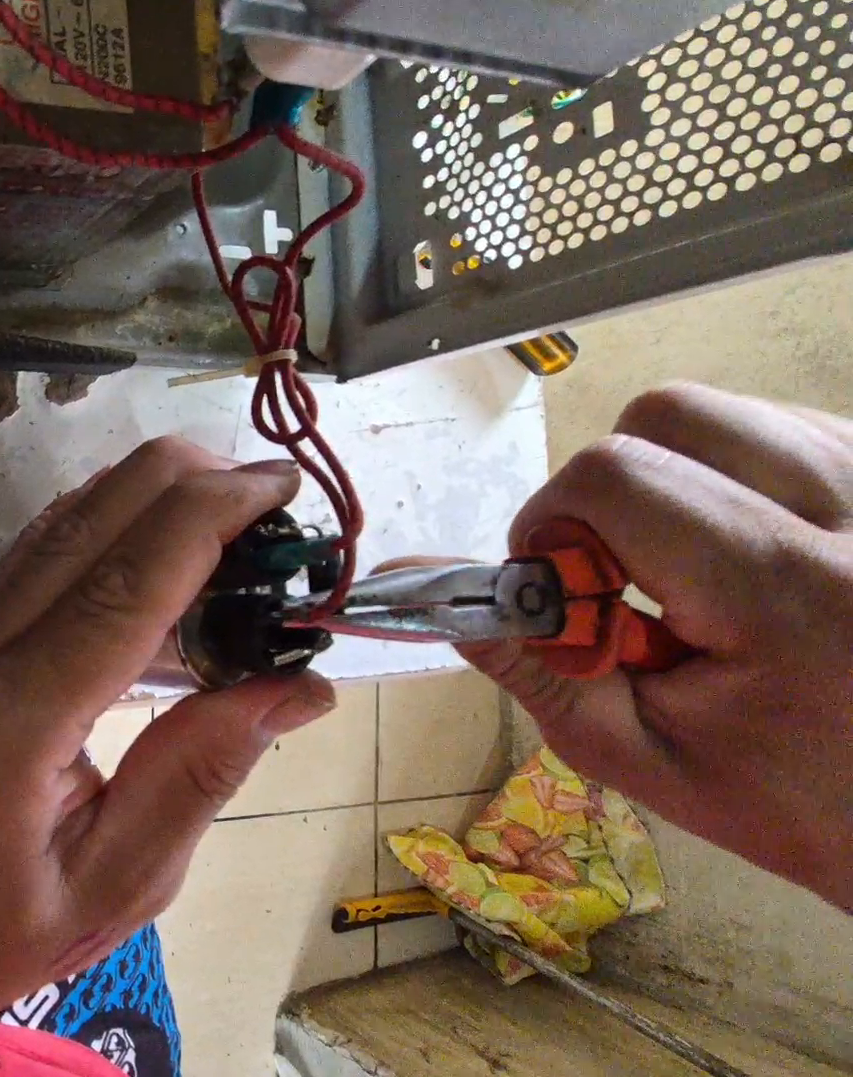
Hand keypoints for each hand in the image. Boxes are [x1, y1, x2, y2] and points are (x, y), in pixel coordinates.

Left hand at [0, 438, 335, 1076]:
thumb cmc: (12, 925)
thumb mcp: (124, 879)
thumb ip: (199, 771)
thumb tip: (294, 683)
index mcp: (11, 724)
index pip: (122, 588)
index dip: (204, 520)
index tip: (277, 486)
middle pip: (80, 529)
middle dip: (176, 484)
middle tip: (263, 489)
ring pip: (50, 530)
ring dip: (137, 497)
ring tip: (222, 504)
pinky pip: (29, 559)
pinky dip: (95, 527)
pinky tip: (146, 531)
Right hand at [458, 383, 852, 909]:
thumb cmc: (781, 796)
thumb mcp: (623, 747)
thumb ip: (520, 659)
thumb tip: (417, 587)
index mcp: (789, 593)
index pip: (616, 478)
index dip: (552, 524)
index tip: (566, 592)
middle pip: (670, 416)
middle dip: (605, 486)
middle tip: (619, 566)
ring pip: (723, 412)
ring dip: (665, 474)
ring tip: (684, 558)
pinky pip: (779, 426)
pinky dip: (723, 472)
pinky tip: (734, 543)